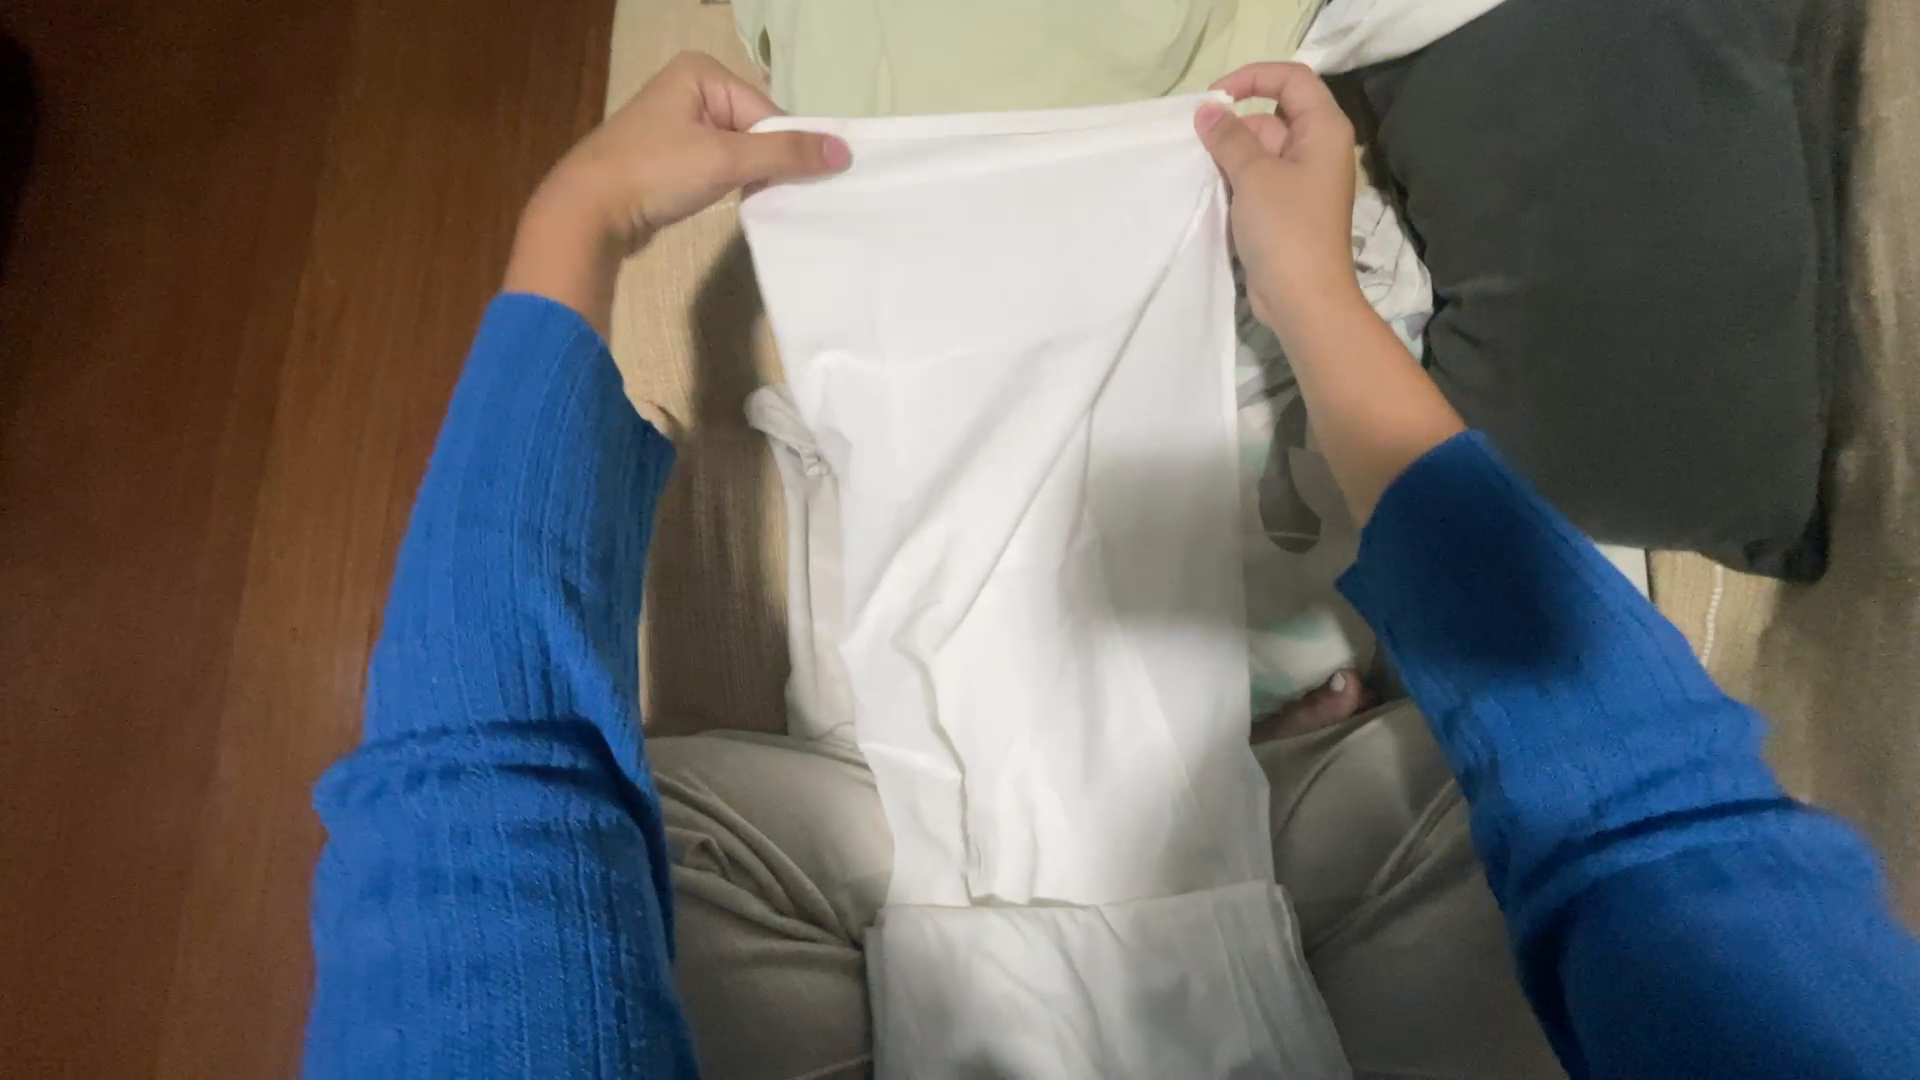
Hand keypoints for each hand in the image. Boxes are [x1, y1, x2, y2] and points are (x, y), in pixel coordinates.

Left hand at [535, 51, 849, 252]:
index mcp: (704, 73)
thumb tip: (843, 151)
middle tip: (784, 199)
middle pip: (759, 131)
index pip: (769, 113)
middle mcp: (694, 90)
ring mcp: (684, 124)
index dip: (789, 150)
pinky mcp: (678, 157)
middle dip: (773, 166)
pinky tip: (739, 205)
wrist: (594, 209)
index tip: (803, 186)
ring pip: (744, 152)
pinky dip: (737, 186)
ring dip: (757, 179)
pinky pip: (725, 167)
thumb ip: (785, 154)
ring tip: (758, 204)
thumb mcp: (726, 159)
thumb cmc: (657, 172)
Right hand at [1194, 63, 1361, 335]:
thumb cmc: (1286, 230)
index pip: (1290, 80)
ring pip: (1258, 155)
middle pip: (1270, 120)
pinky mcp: (1282, 213)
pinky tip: (1209, 197)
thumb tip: (1207, 111)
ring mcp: (1299, 184)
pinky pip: (1255, 185)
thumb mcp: (1254, 176)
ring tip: (1200, 175)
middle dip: (1233, 129)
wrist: (1302, 298)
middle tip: (1197, 148)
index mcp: (1322, 130)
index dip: (1252, 79)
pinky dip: (1233, 186)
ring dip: (1228, 161)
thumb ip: (1229, 139)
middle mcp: (1315, 151)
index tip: (1213, 98)